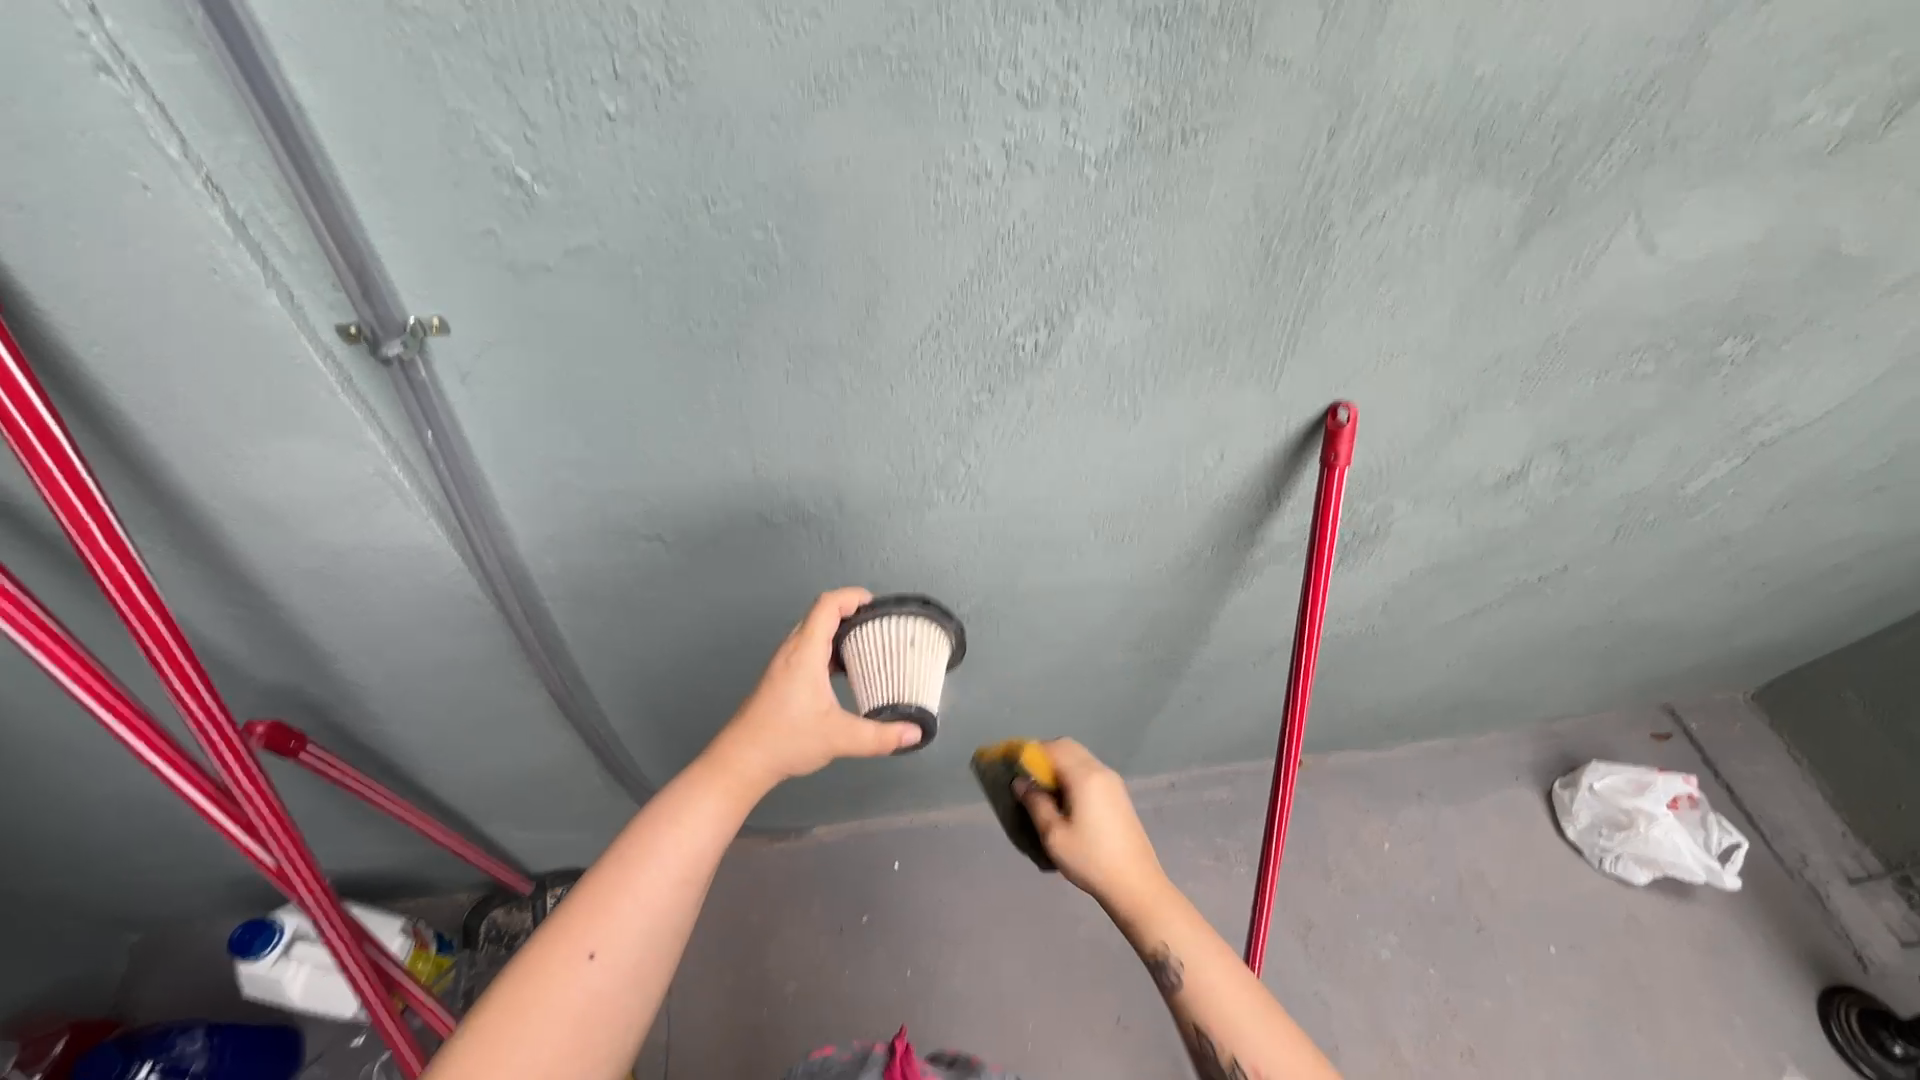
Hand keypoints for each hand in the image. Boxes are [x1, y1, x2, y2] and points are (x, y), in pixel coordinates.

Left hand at [706, 588, 924, 790]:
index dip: (853, 596)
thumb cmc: (784, 740)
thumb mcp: (839, 738)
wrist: (742, 760)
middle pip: (821, 614)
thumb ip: (880, 736)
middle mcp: (793, 651)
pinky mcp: (782, 678)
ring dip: (840, 632)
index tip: (878, 605)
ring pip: (814, 633)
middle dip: (852, 612)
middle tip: (880, 625)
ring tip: (869, 646)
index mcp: (805, 653)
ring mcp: (784, 664)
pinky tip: (846, 673)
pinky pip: (809, 650)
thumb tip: (914, 733)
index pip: (827, 604)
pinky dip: (830, 651)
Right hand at [1017, 738, 1168, 908]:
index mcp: (1085, 776)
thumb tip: (1021, 782)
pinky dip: (1073, 775)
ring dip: (1059, 765)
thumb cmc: (1090, 859)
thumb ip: (1035, 803)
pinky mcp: (1118, 795)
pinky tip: (1066, 801)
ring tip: (1044, 793)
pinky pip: (1090, 771)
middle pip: (1069, 747)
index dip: (1030, 753)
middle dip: (1044, 756)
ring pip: (1081, 758)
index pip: (1053, 748)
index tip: (1014, 768)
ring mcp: (1113, 782)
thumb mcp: (1054, 835)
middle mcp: (1101, 771)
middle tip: (1028, 779)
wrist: (1136, 884)